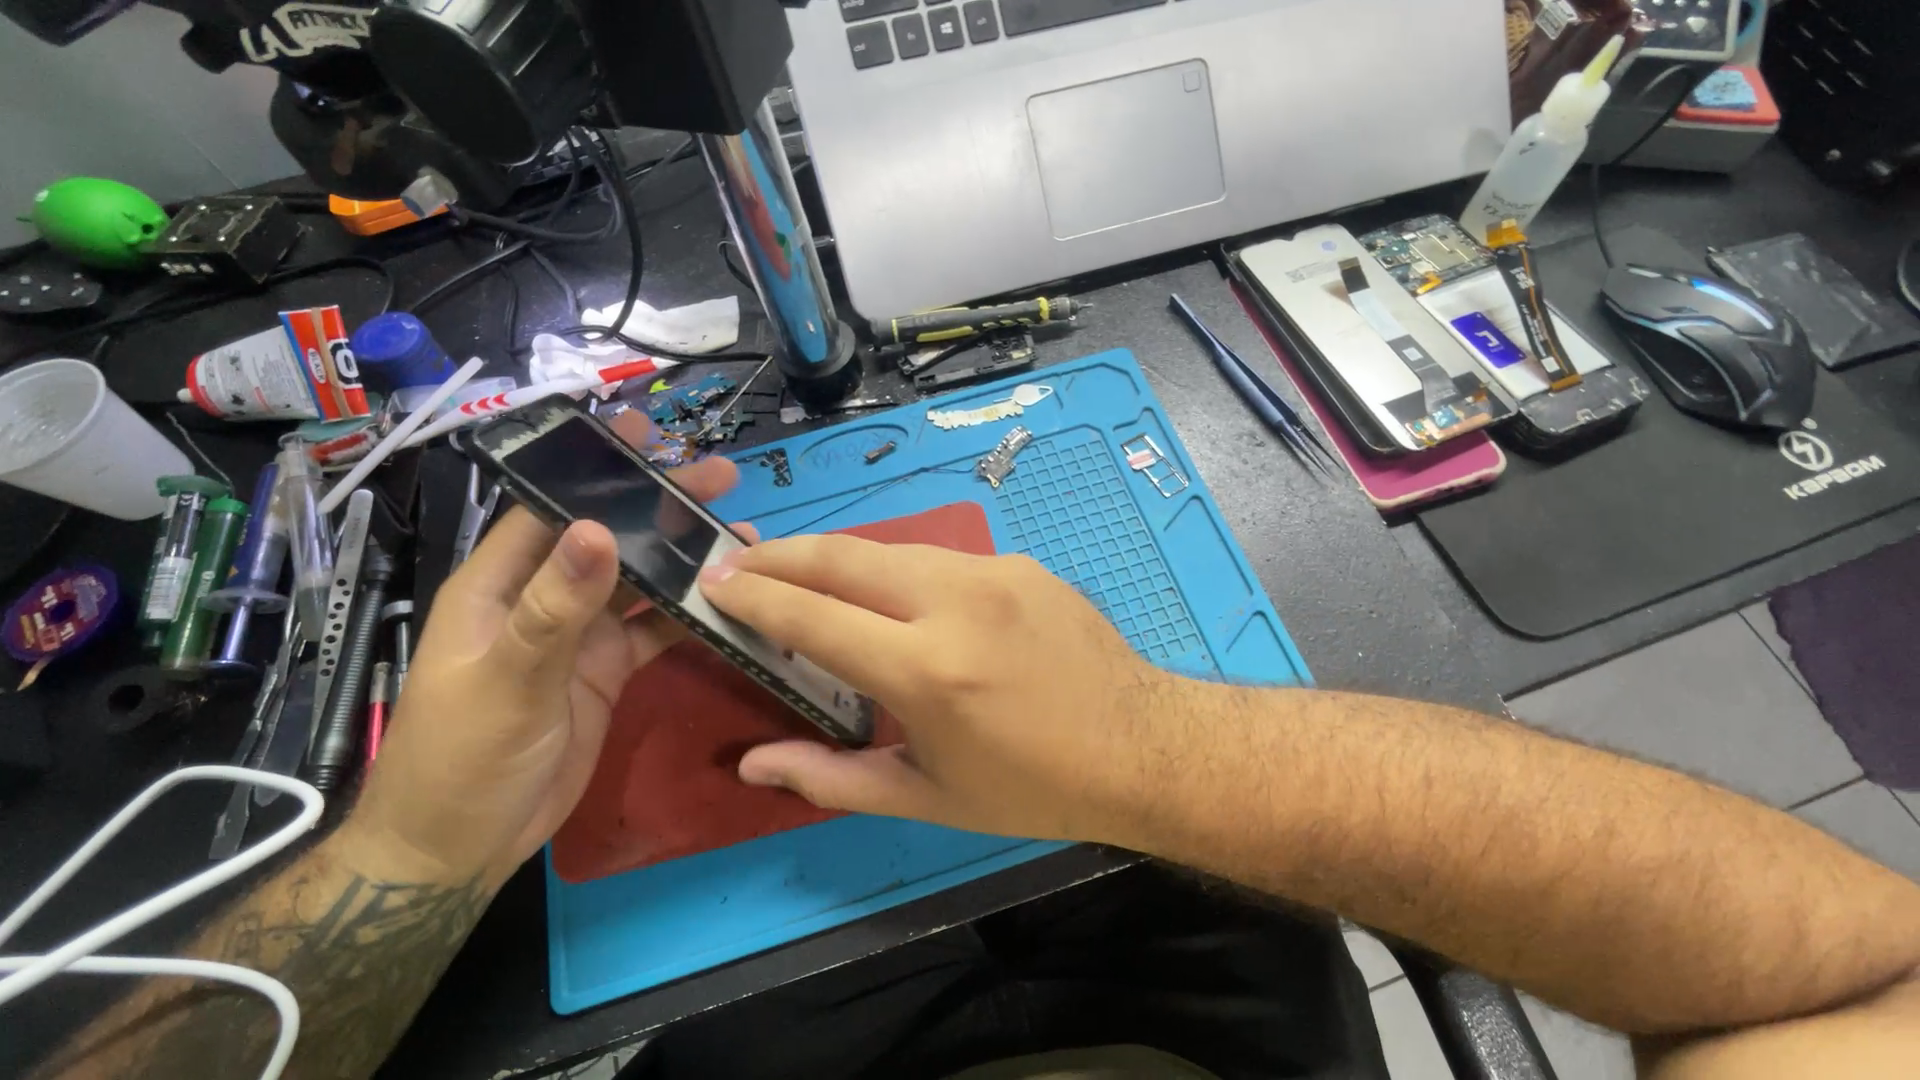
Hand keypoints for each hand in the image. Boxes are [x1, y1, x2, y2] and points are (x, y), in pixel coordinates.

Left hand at [348, 414, 745, 888]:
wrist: (463, 846)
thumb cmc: (462, 757)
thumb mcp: (508, 678)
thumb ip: (555, 607)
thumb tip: (597, 529)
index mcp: (500, 586)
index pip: (550, 509)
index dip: (595, 471)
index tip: (646, 436)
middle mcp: (544, 600)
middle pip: (609, 539)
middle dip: (660, 508)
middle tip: (721, 479)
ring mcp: (579, 637)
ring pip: (640, 584)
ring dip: (685, 562)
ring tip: (742, 538)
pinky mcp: (606, 672)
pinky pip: (654, 633)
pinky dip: (689, 617)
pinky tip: (729, 602)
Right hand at [697, 535, 1176, 843]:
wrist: (1142, 746)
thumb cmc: (1030, 787)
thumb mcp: (927, 798)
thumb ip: (831, 779)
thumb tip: (753, 762)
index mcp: (926, 669)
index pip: (814, 615)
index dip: (754, 595)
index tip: (713, 584)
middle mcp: (956, 602)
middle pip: (843, 556)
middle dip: (779, 553)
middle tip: (736, 561)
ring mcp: (994, 571)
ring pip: (889, 549)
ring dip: (834, 558)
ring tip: (799, 575)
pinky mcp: (1019, 562)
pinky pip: (938, 559)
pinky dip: (895, 571)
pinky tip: (889, 596)